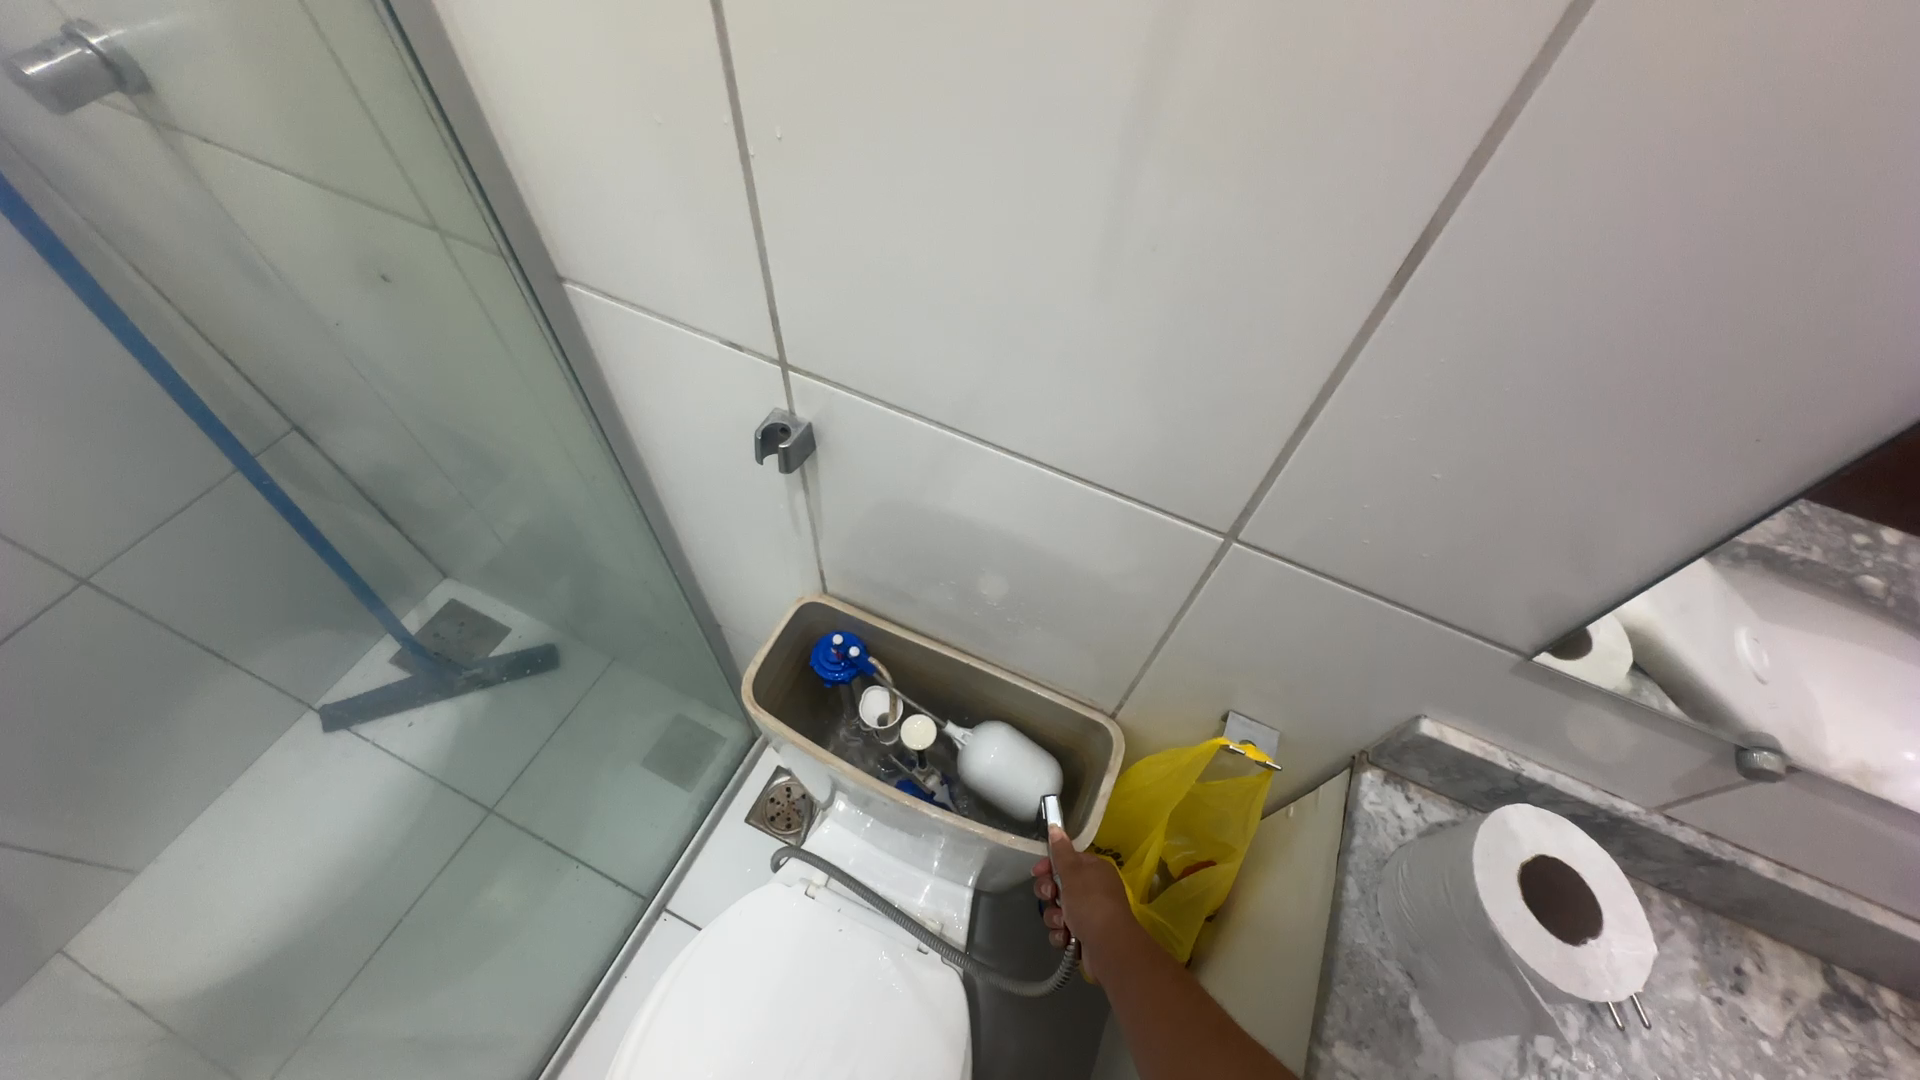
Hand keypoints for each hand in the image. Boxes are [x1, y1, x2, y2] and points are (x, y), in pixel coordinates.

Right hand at [1032, 826, 1137, 979]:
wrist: (1109, 947)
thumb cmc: (1091, 903)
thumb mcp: (1073, 872)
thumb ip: (1061, 851)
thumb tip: (1055, 826)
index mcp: (1094, 870)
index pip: (1066, 861)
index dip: (1049, 866)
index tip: (1037, 873)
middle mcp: (1093, 890)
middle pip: (1059, 886)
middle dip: (1050, 894)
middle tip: (1050, 897)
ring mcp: (1089, 914)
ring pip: (1058, 910)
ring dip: (1054, 917)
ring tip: (1062, 923)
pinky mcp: (1084, 936)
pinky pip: (1063, 930)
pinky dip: (1061, 934)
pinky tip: (1066, 938)